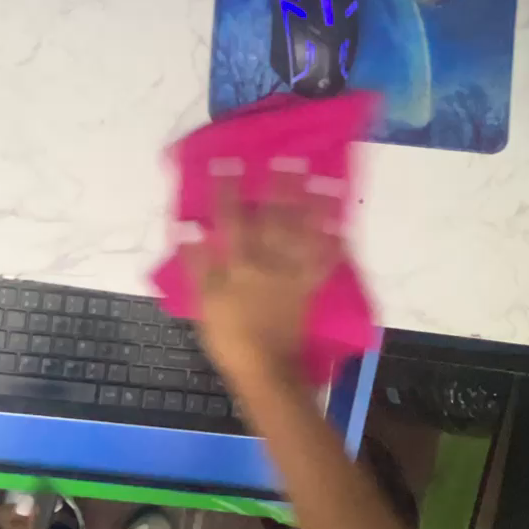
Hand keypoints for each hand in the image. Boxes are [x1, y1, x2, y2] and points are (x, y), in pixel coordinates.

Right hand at [186, 173, 339, 391]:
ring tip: (324, 181)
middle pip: (274, 219)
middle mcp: (268, 262)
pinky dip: (332, 243)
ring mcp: (292, 275)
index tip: (229, 162)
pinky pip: (322, 262)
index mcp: (238, 264)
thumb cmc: (228, 338)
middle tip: (289, 158)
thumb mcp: (204, 302)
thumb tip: (189, 230)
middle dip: (280, 188)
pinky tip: (340, 225)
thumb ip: (198, 265)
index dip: (228, 190)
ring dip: (314, 207)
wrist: (265, 370)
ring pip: (303, 235)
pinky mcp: (307, 289)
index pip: (231, 220)